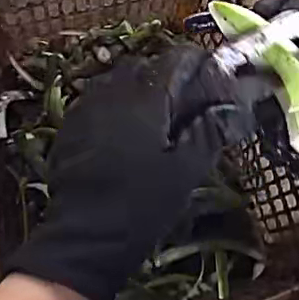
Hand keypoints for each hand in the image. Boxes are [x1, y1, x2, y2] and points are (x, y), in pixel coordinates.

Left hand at [7, 45, 253, 299]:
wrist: (84, 239)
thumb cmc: (141, 204)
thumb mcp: (185, 171)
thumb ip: (208, 133)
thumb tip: (229, 107)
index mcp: (145, 99)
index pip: (173, 60)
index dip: (194, 60)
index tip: (209, 67)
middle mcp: (113, 94)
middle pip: (142, 65)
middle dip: (164, 71)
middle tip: (183, 90)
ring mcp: (86, 109)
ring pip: (115, 80)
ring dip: (137, 84)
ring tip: (154, 106)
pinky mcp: (69, 128)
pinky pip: (96, 99)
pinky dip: (114, 102)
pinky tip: (123, 126)